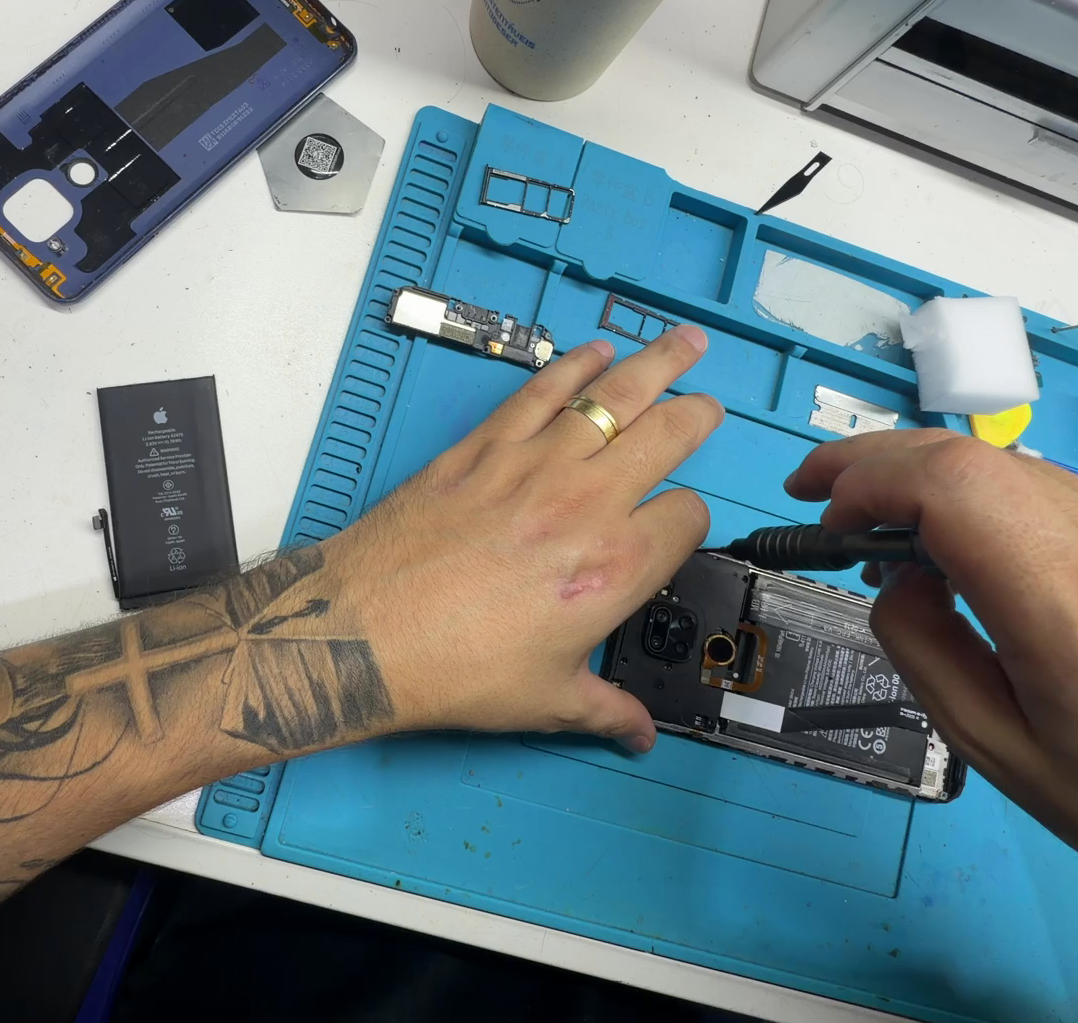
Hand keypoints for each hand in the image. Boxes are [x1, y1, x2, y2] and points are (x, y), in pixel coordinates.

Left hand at [324, 325, 723, 752]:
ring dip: (657, 364)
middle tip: (709, 404)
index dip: (688, 521)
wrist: (368, 631)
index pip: (686, 518)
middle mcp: (587, 502)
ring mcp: (533, 464)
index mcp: (617, 566)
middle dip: (696, 416)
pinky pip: (540, 391)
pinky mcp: (483, 447)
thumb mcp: (546, 701)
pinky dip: (572, 366)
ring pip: (613, 397)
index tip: (673, 527)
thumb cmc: (457, 668)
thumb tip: (637, 733)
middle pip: (668, 435)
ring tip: (685, 342)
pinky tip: (594, 352)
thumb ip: (605, 710)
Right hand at [788, 429, 1077, 1002]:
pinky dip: (991, 505)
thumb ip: (922, 648)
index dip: (865, 479)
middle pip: (977, 457)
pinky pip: (1066, 499)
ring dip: (931, 484)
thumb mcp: (1002, 754)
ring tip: (890, 535)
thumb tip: (898, 580)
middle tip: (821, 496)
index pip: (954, 483)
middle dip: (877, 463)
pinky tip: (977, 553)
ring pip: (1018, 470)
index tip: (823, 514)